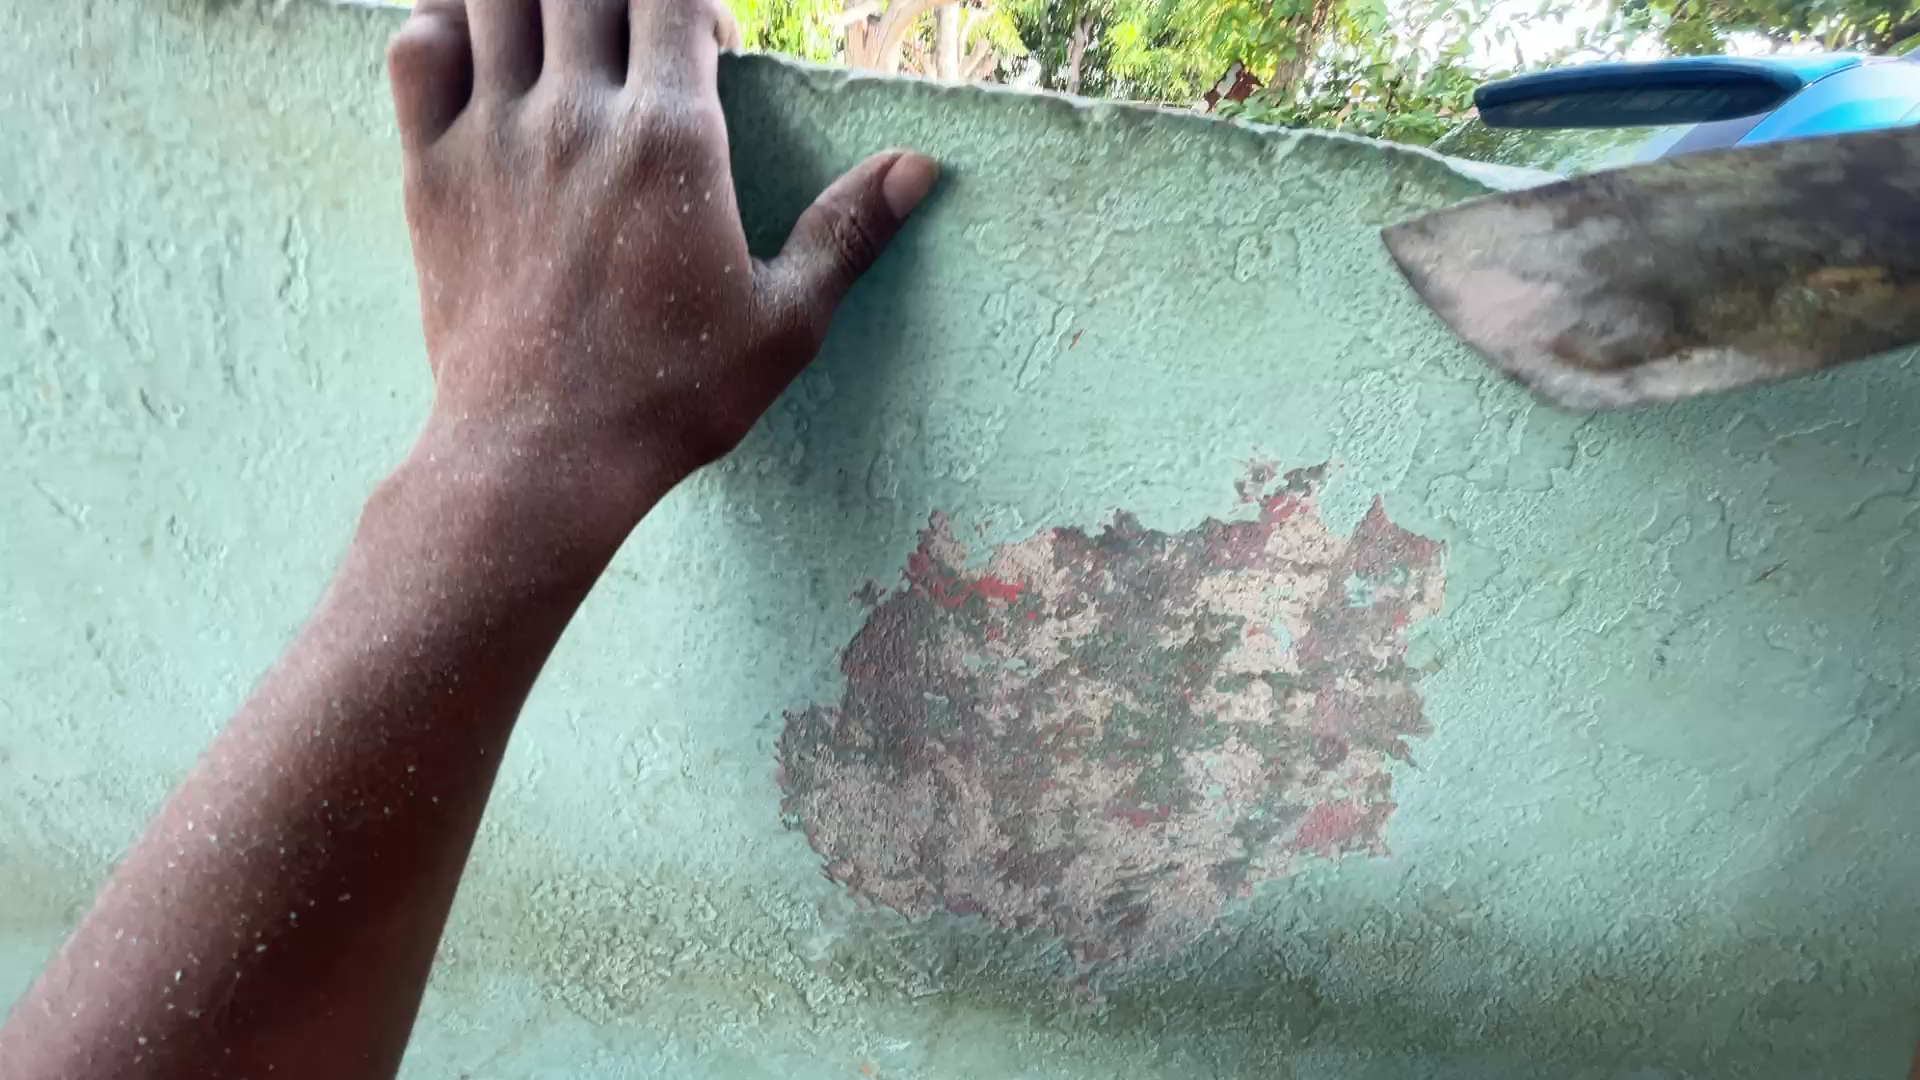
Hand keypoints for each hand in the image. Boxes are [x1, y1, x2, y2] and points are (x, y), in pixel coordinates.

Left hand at [386, 0, 936, 532]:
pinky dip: (450, 20)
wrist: (548, 452)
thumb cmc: (676, 394)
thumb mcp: (787, 324)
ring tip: (578, 33)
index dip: (699, 6)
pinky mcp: (433, 170)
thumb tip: (917, 168)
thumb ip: (847, 233)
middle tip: (650, 39)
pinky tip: (487, 49)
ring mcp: (492, 135)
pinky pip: (418, 44)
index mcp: (670, 143)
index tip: (715, 51)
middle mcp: (576, 115)